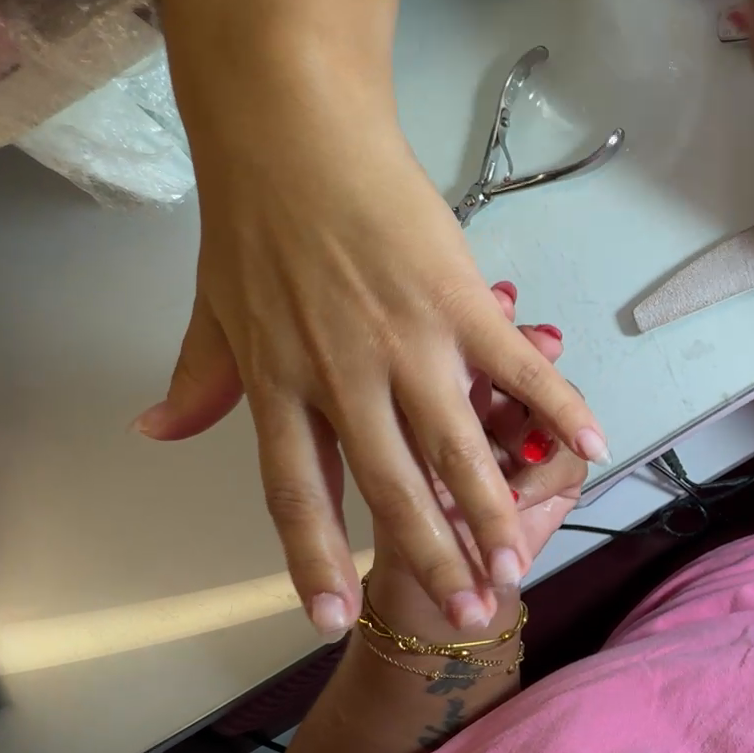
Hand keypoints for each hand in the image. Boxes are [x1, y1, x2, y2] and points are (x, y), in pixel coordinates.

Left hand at [135, 91, 606, 637]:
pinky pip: (519, 371)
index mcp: (283, 385)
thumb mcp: (217, 306)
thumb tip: (159, 434)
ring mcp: (409, 346)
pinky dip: (559, 409)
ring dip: (493, 514)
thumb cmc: (258, 217)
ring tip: (519, 565)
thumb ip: (201, 378)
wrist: (292, 130)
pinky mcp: (462, 308)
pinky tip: (595, 449)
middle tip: (466, 616)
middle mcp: (344, 380)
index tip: (336, 622)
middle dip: (430, 561)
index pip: (295, 493)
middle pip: (391, 489)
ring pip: (458, 448)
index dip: (314, 561)